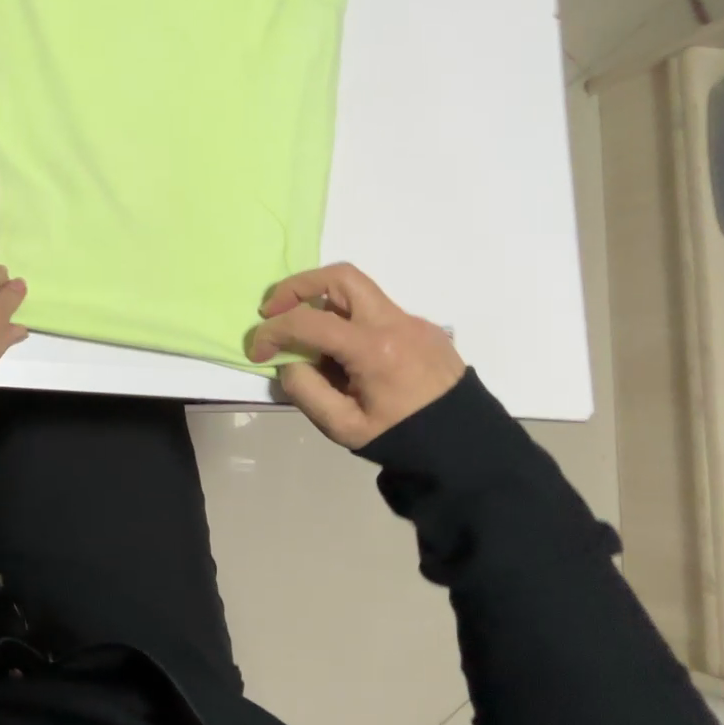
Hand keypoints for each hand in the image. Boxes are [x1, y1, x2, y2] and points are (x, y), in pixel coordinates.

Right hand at [246, 263, 464, 449]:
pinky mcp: (422, 328)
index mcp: (374, 348)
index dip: (271, 332)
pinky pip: (374, 310)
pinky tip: (339, 351)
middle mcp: (395, 323)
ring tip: (302, 329)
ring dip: (320, 299)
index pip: (307, 321)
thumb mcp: (341, 425)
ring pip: (358, 289)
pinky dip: (344, 317)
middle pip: (339, 277)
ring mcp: (412, 321)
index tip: (257, 352)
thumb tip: (289, 362)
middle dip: (296, 287)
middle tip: (273, 310)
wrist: (466, 447)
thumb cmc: (400, 437)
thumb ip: (304, 389)